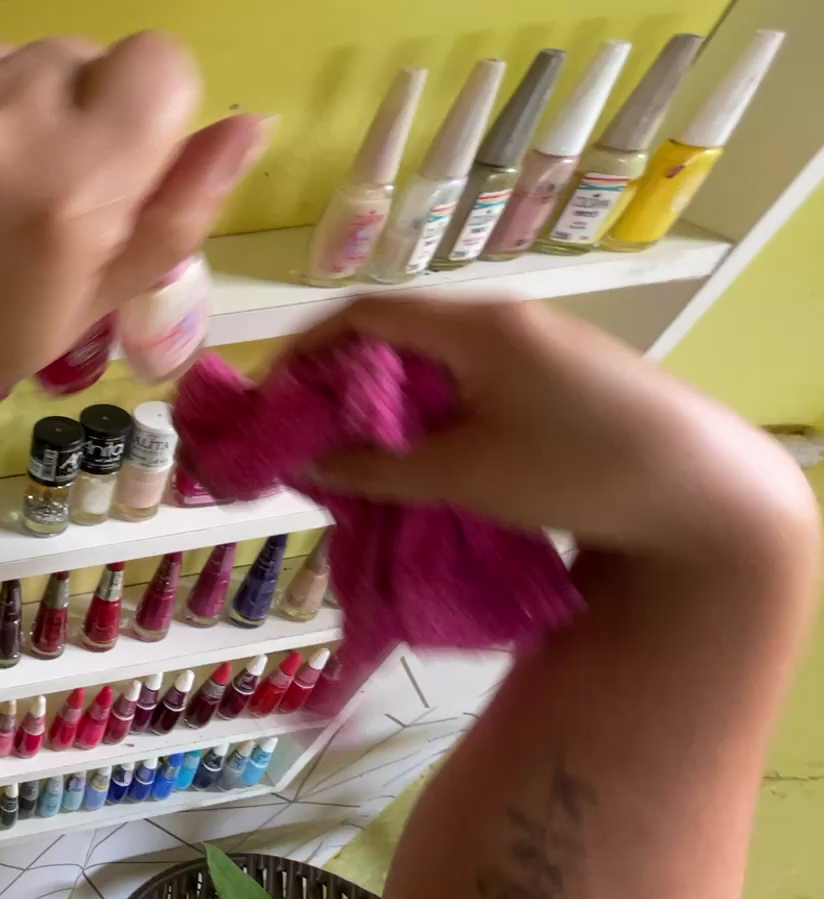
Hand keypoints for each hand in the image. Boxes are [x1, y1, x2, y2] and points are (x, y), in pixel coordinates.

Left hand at [0, 34, 270, 452]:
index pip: (162, 67)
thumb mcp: (75, 312)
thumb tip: (248, 129)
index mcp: (68, 185)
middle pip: (84, 58)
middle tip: (22, 207)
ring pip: (12, 61)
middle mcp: (1, 118)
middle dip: (75, 122)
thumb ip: (169, 222)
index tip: (106, 181)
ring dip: (11, 114)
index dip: (146, 124)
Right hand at [301, 296, 817, 562]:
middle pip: (391, 330)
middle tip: (302, 421)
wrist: (712, 498)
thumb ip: (369, 468)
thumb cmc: (576, 473)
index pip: (365, 313)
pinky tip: (407, 439)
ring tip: (345, 436)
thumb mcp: (457, 476)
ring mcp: (531, 343)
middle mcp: (502, 320)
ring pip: (423, 354)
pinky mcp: (548, 371)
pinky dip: (415, 400)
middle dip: (335, 373)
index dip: (306, 345)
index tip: (273, 391)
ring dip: (375, 391)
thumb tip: (304, 465)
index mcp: (478, 328)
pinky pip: (458, 372)